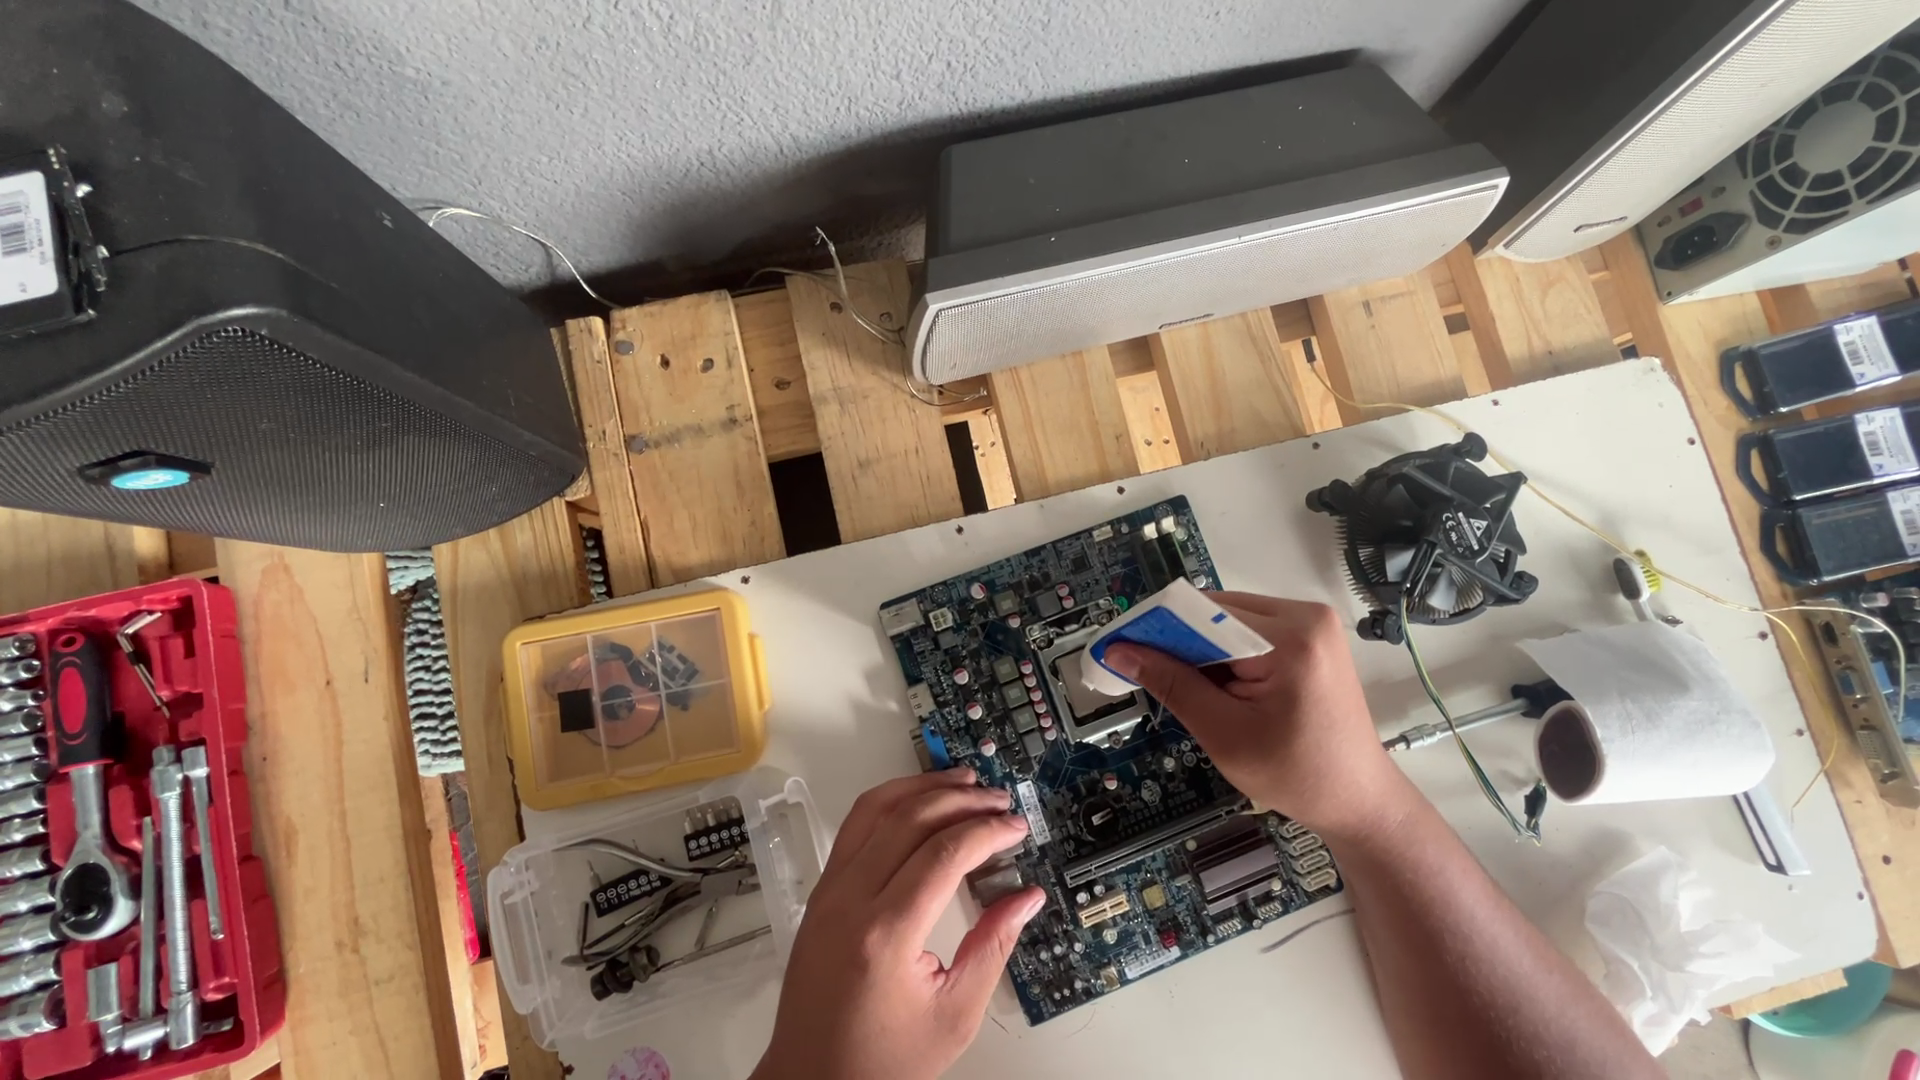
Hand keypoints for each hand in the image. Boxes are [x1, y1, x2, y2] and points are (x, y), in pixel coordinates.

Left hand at [750, 769, 1044, 1079]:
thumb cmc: (880, 1063)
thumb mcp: (953, 1016)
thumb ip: (993, 947)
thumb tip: (1027, 897)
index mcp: (883, 935)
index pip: (942, 854)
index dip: (986, 831)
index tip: (1016, 827)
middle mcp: (848, 900)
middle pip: (910, 820)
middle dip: (962, 801)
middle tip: (1000, 801)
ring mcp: (828, 891)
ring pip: (876, 810)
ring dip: (923, 787)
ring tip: (964, 781)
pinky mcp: (821, 891)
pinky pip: (855, 826)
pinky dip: (891, 801)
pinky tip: (919, 800)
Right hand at [1102, 592, 1411, 839]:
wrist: (1357, 800)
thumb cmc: (1295, 774)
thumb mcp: (1222, 731)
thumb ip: (1171, 683)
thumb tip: (1118, 652)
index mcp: (1292, 636)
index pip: (1204, 612)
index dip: (1155, 628)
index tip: (1117, 648)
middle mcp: (1306, 615)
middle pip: (1216, 611)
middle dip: (1177, 640)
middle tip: (1144, 671)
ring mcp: (1311, 624)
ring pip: (1228, 620)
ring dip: (1199, 648)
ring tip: (1184, 686)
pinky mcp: (1309, 638)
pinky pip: (1248, 632)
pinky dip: (1222, 654)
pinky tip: (1214, 685)